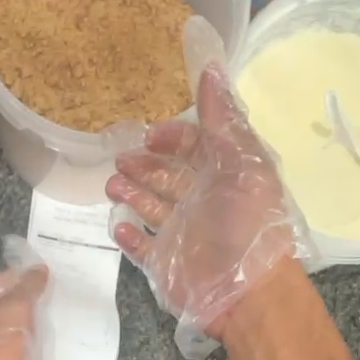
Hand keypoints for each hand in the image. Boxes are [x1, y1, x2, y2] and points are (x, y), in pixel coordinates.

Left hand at [0, 241, 48, 359]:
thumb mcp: (16, 308)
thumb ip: (28, 287)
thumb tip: (39, 269)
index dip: (14, 276)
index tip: (41, 277)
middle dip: (22, 303)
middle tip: (50, 298)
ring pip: (4, 331)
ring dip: (25, 327)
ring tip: (51, 320)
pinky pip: (10, 353)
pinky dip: (25, 349)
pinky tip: (43, 347)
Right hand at [106, 17, 312, 359]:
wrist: (247, 292)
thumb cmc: (248, 224)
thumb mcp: (241, 162)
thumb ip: (222, 119)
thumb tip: (211, 67)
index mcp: (224, 176)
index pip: (194, 148)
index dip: (172, 138)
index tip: (150, 137)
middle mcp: (202, 202)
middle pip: (167, 177)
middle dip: (143, 165)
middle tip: (119, 160)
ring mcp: (182, 235)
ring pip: (151, 208)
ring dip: (131, 194)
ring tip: (111, 185)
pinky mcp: (166, 265)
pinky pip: (142, 248)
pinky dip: (129, 236)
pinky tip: (118, 224)